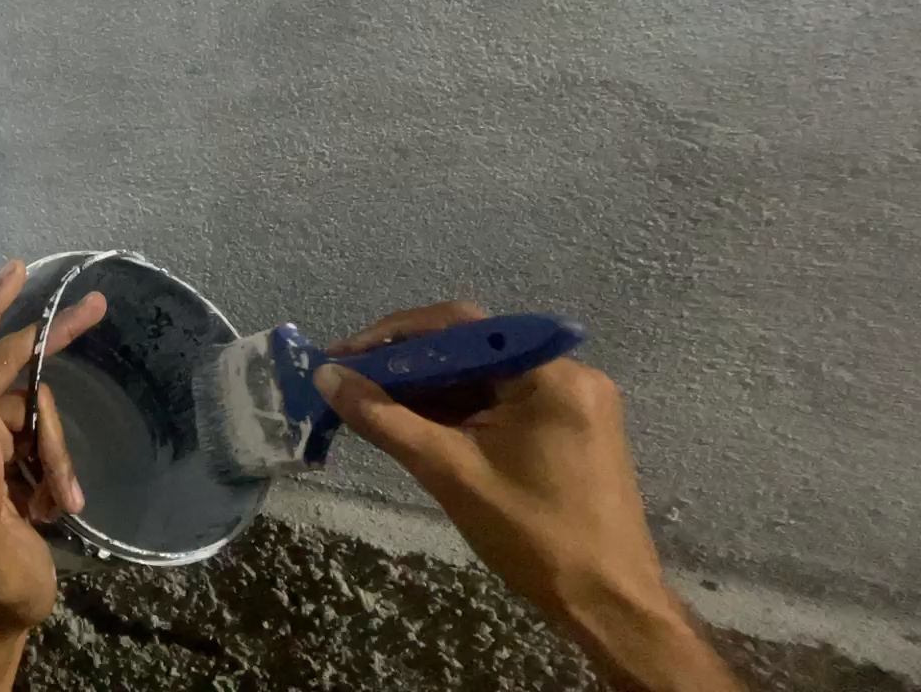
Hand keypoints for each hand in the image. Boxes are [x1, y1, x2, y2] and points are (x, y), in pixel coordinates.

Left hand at [0, 259, 106, 691]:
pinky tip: (58, 500)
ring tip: (63, 499)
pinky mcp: (1, 448)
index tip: (15, 272)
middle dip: (51, 344)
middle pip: (6, 363)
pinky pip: (39, 430)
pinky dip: (56, 459)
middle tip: (96, 308)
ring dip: (56, 449)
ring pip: (33, 405)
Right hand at [316, 302, 741, 691]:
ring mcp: (565, 400)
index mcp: (549, 376)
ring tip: (368, 400)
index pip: (458, 326)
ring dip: (422, 385)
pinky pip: (491, 397)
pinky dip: (448, 406)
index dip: (393, 335)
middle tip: (349, 378)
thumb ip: (381, 416)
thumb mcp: (445, 470)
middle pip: (465, 347)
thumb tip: (324, 375)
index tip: (344, 355)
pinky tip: (408, 420)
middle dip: (403, 362)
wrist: (610, 610)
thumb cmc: (533, 535)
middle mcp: (564, 374)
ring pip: (474, 373)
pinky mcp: (560, 425)